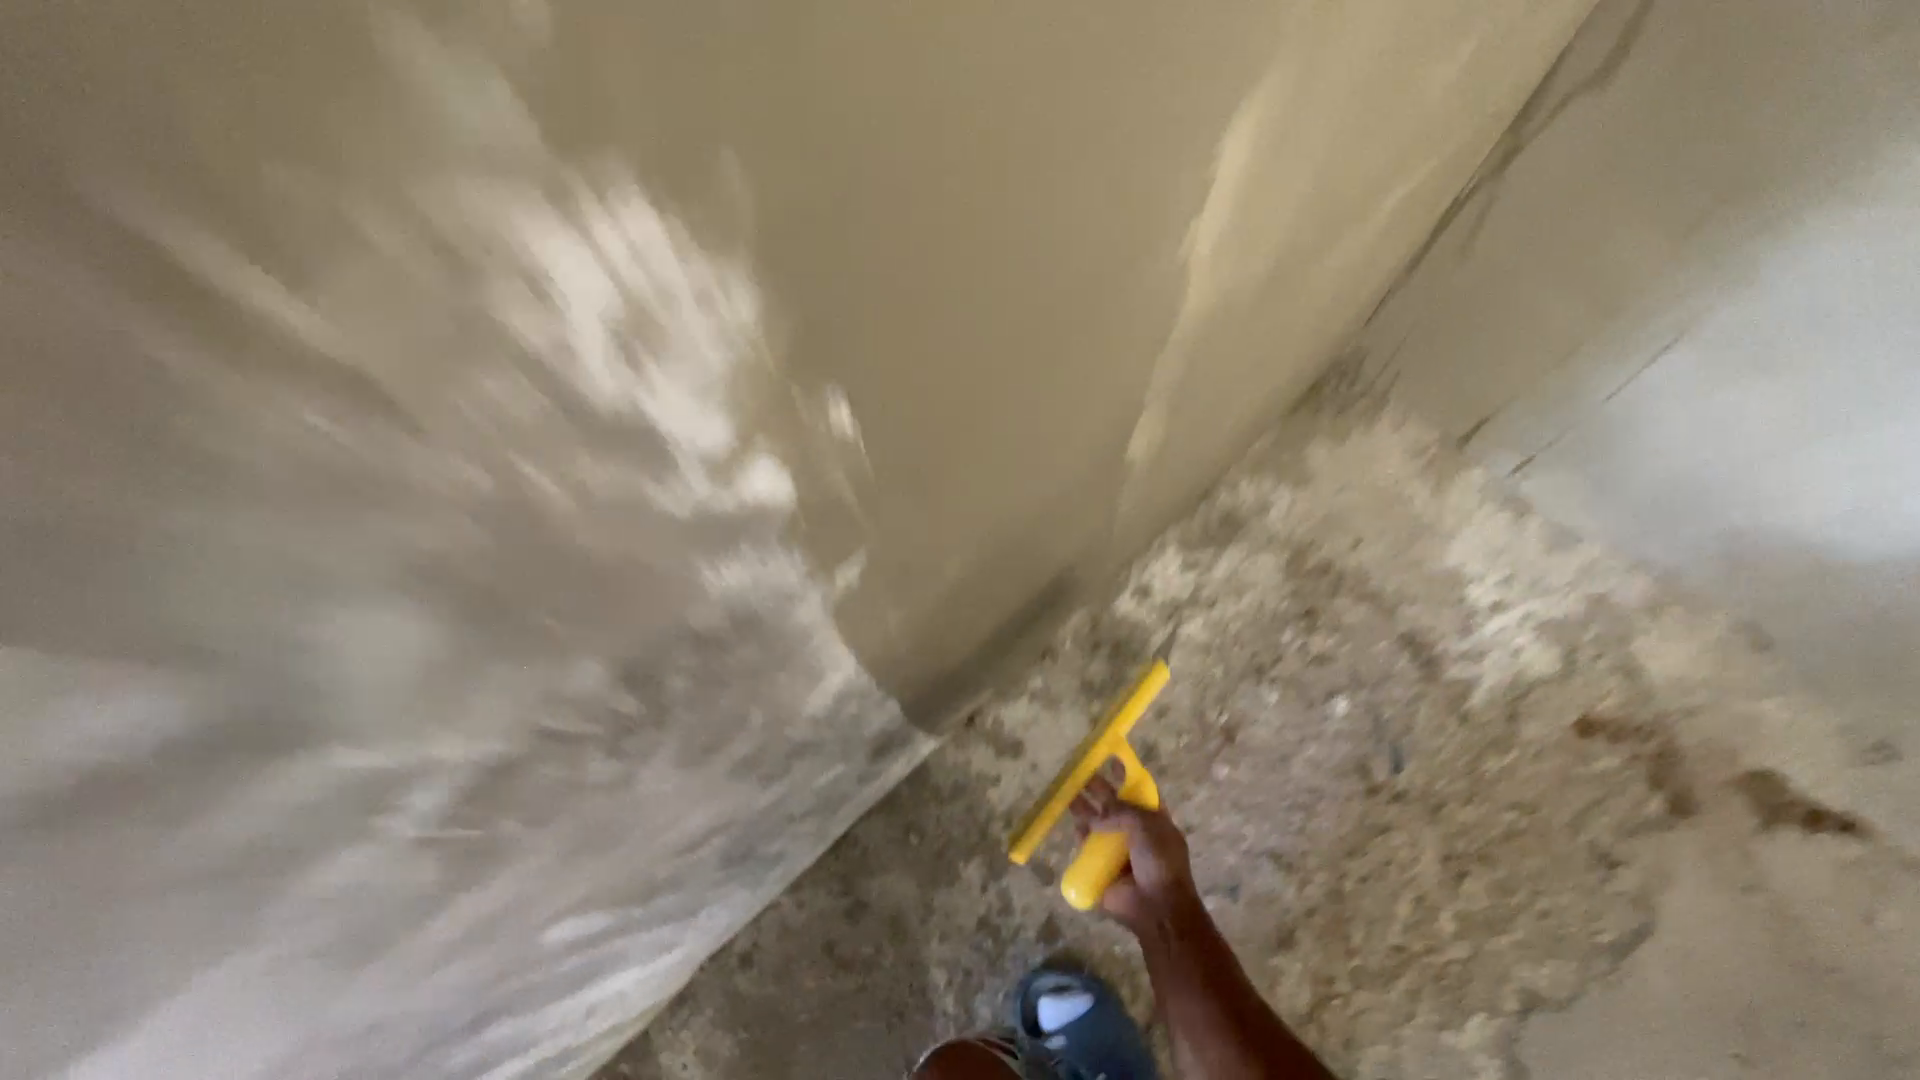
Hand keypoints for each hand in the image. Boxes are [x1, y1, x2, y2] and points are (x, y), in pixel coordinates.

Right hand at [1069, 769, 1201, 933]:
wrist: (1156, 907)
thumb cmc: (1160, 862)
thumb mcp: (1148, 826)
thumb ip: (1122, 812)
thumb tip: (1098, 818)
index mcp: (1154, 820)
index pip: (1138, 791)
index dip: (1125, 775)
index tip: (1110, 758)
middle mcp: (1136, 832)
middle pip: (1113, 804)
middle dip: (1098, 789)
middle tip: (1080, 773)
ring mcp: (1118, 850)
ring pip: (1097, 824)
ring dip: (1084, 809)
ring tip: (1067, 793)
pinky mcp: (1102, 867)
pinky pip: (1087, 847)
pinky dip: (1080, 835)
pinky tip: (1073, 824)